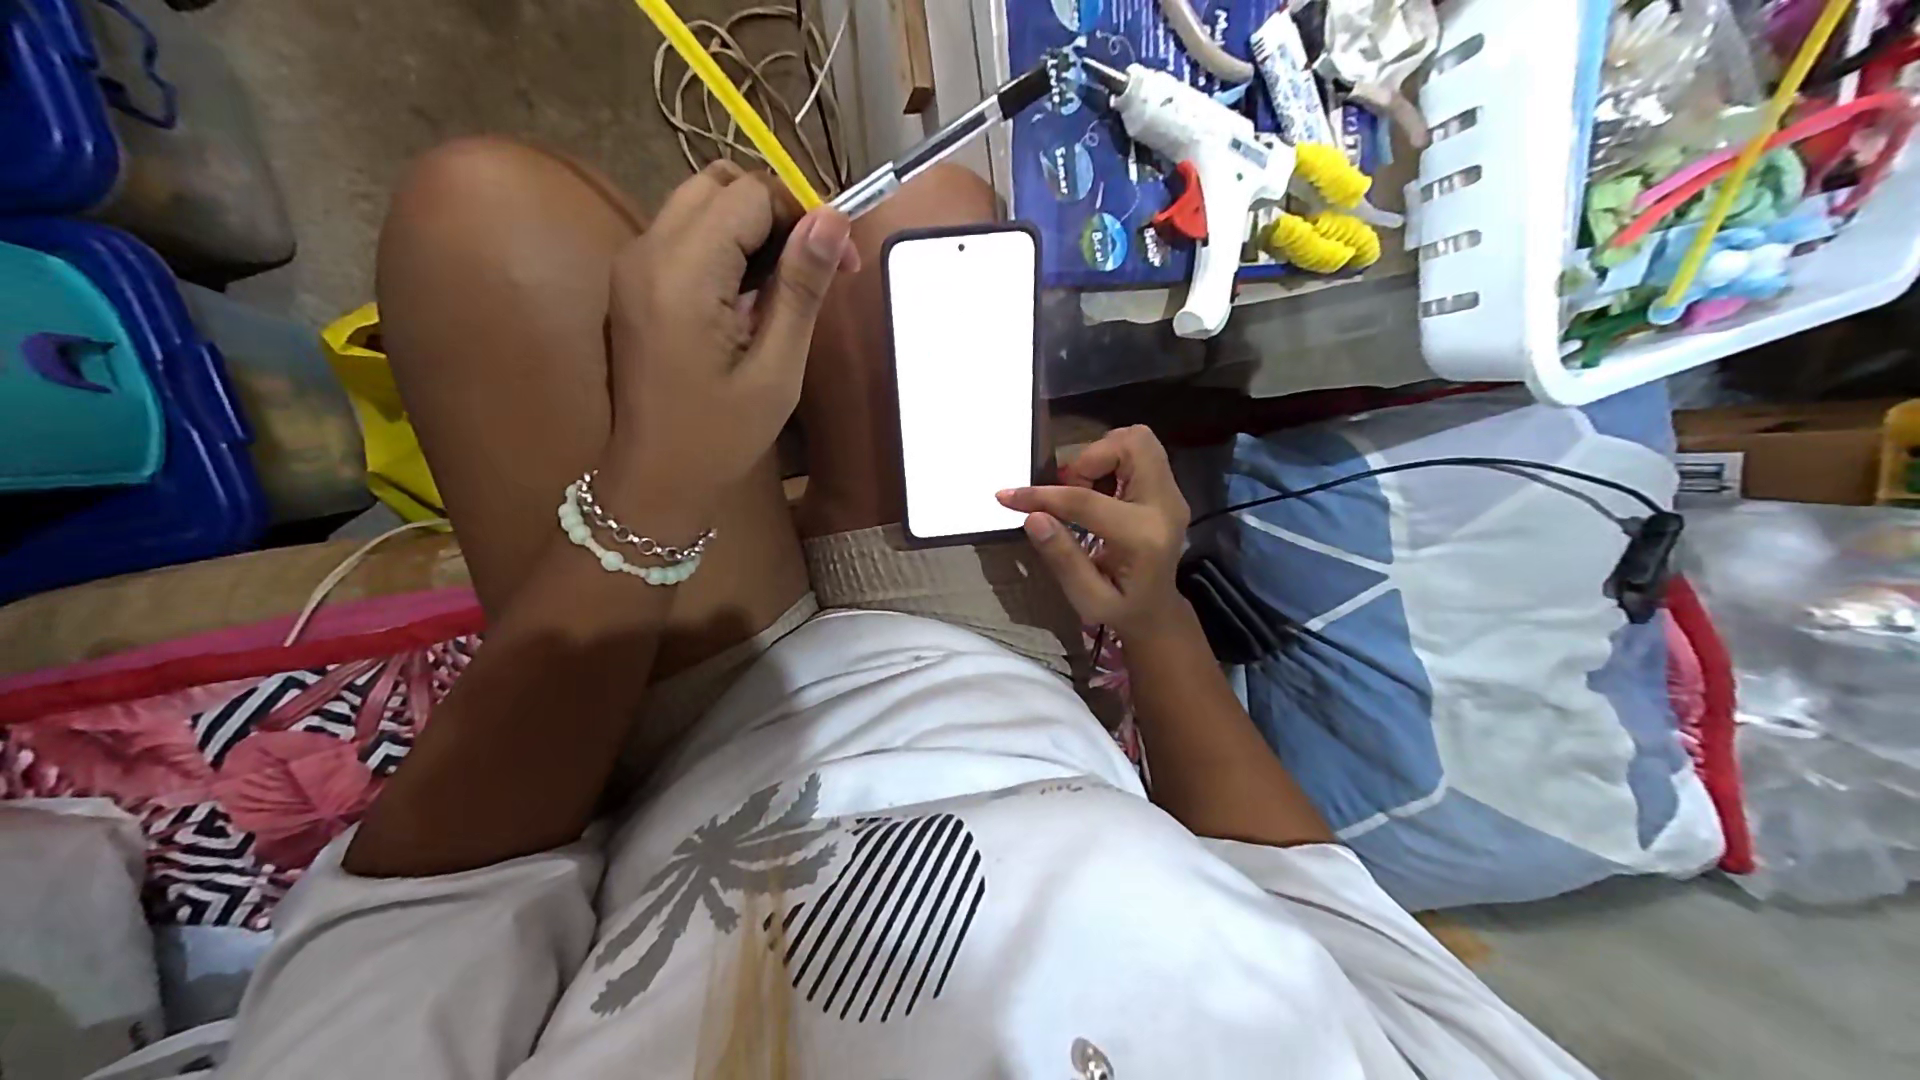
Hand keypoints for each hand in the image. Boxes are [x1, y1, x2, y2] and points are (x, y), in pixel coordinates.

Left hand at [601, 162, 858, 521]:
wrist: (656, 477)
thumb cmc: (722, 435)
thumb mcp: (777, 370)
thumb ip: (801, 289)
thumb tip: (834, 219)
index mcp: (682, 275)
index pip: (750, 195)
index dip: (804, 215)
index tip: (842, 265)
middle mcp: (647, 251)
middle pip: (720, 184)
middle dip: (779, 213)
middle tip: (817, 269)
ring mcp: (633, 264)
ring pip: (701, 202)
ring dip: (753, 228)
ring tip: (786, 287)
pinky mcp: (634, 281)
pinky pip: (686, 234)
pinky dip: (727, 246)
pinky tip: (751, 299)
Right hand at [996, 425, 1190, 635]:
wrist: (1157, 612)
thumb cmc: (1121, 609)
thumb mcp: (1086, 598)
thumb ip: (1062, 558)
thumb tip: (1033, 517)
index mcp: (1143, 538)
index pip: (1087, 500)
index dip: (1042, 496)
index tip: (1008, 496)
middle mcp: (1165, 506)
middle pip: (1132, 444)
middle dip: (1088, 457)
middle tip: (1068, 488)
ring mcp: (1171, 493)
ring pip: (1137, 440)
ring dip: (1099, 457)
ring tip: (1082, 490)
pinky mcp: (1166, 488)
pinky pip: (1139, 452)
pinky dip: (1110, 461)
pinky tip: (1098, 492)